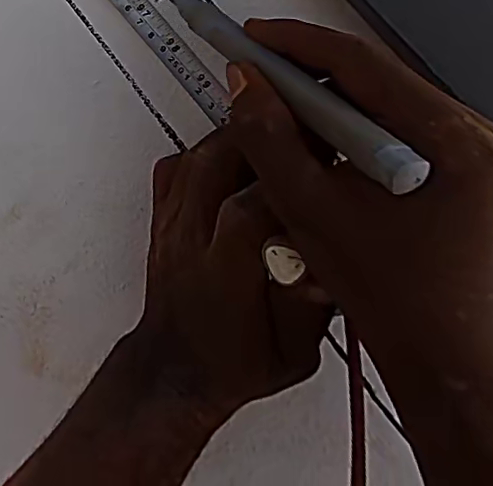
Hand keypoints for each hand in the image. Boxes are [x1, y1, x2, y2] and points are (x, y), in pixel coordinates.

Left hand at [131, 129, 333, 422]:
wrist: (177, 362)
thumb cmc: (233, 360)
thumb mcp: (294, 352)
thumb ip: (311, 303)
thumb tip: (331, 259)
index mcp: (222, 275)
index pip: (247, 212)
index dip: (286, 184)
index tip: (321, 166)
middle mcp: (189, 237)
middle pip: (217, 165)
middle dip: (265, 140)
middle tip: (305, 130)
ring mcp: (171, 218)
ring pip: (198, 155)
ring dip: (241, 138)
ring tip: (279, 133)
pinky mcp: (161, 207)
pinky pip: (179, 162)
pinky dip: (209, 149)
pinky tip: (238, 152)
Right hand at [229, 20, 492, 484]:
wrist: (441, 353)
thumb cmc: (384, 289)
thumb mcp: (305, 204)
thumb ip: (266, 135)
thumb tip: (243, 79)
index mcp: (447, 139)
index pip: (358, 62)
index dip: (294, 42)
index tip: (249, 35)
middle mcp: (468, 133)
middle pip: (367, 71)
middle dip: (301, 65)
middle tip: (250, 66)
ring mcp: (466, 147)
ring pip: (372, 91)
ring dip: (317, 91)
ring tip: (269, 100)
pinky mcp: (452, 161)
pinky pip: (383, 115)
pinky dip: (337, 114)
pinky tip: (304, 130)